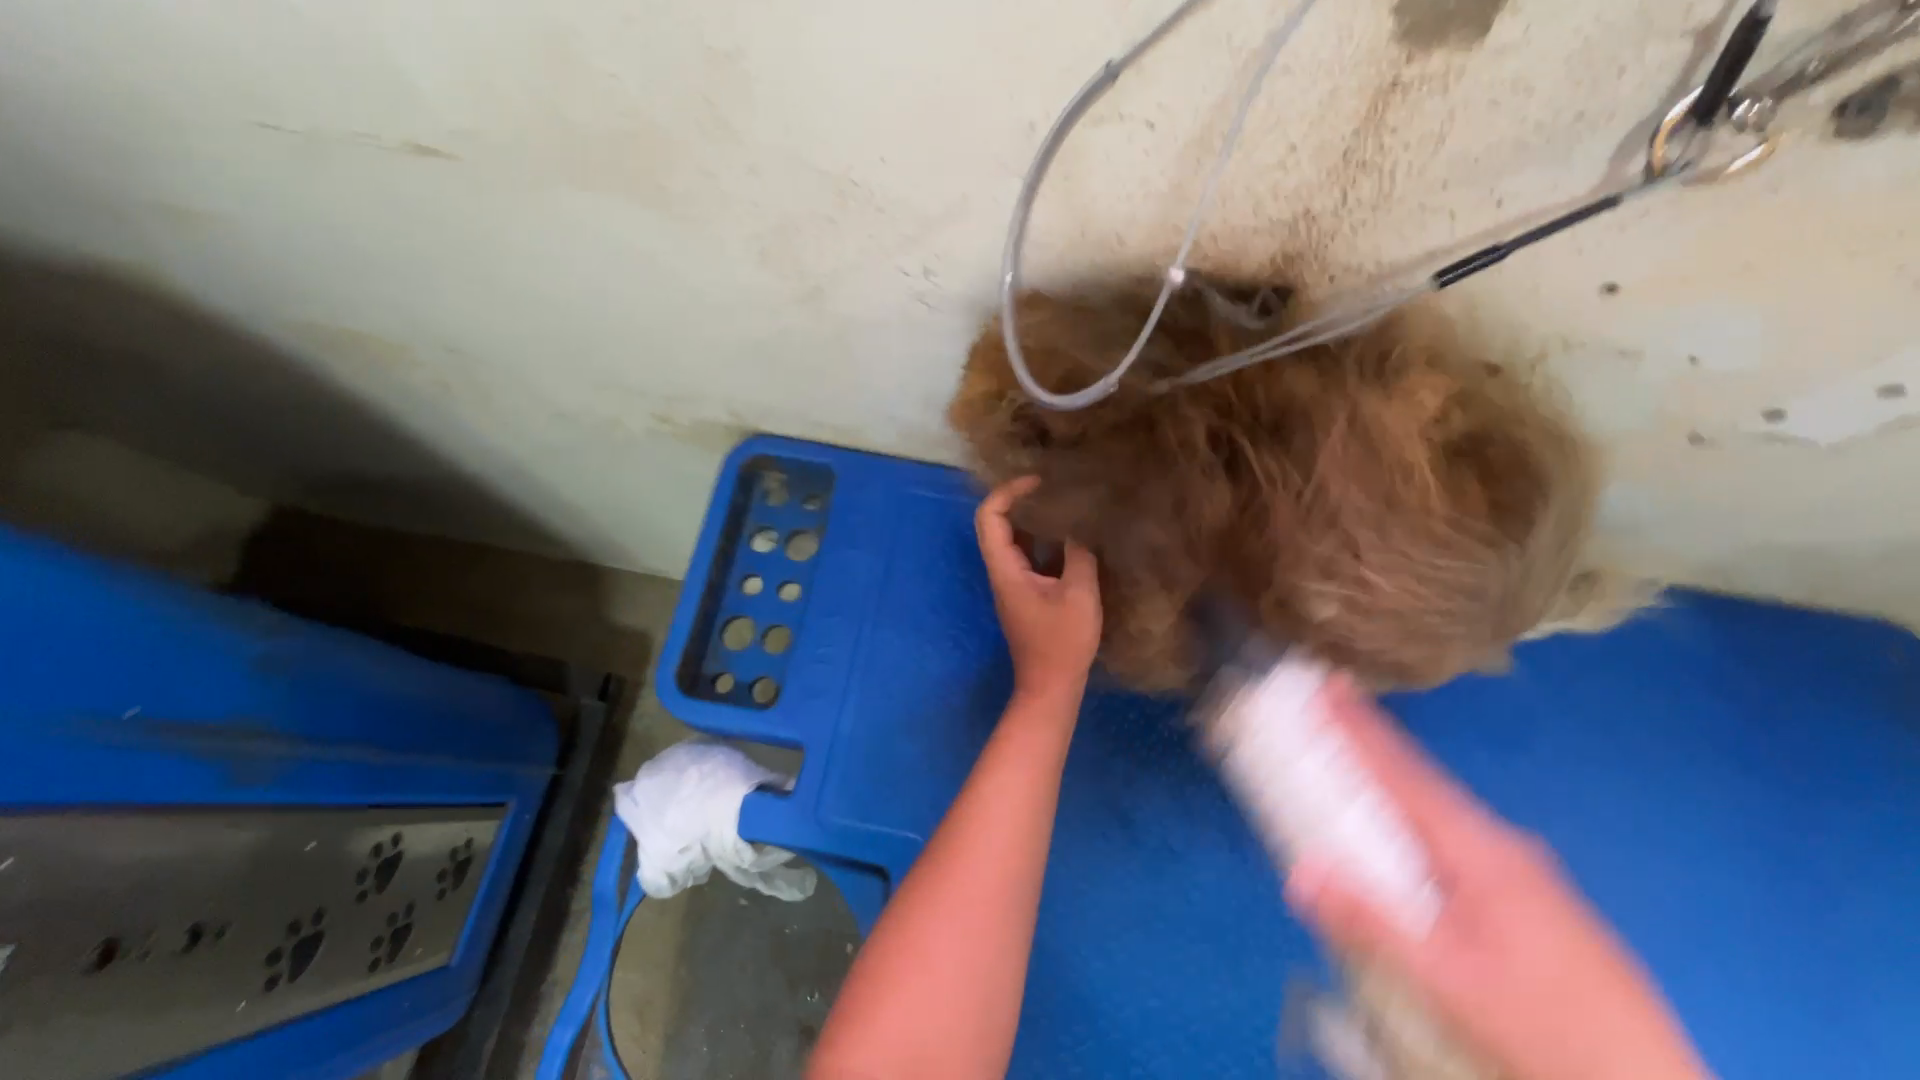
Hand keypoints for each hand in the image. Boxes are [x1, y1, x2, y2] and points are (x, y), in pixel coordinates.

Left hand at [974, 477, 1101, 703]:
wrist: (1050, 687)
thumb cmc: (1062, 642)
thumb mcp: (1079, 593)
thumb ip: (1079, 551)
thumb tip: (1082, 519)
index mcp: (1005, 568)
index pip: (990, 516)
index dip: (1009, 491)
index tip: (1041, 482)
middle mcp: (1003, 572)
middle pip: (1000, 524)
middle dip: (1026, 501)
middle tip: (1059, 489)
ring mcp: (1014, 584)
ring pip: (1018, 541)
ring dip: (1039, 522)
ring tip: (1071, 507)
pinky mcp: (1028, 594)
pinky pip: (1032, 558)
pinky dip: (1049, 542)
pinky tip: (1077, 538)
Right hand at [1285, 677, 1709, 1079]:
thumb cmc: (1546, 1027)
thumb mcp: (1449, 982)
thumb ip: (1373, 923)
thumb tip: (1300, 870)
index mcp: (1481, 853)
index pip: (1405, 775)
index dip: (1361, 728)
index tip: (1328, 683)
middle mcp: (1505, 849)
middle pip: (1423, 789)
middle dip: (1372, 753)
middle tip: (1327, 722)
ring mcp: (1527, 877)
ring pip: (1442, 822)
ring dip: (1393, 794)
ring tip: (1352, 783)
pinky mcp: (1537, 906)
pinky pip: (1457, 849)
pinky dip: (1417, 831)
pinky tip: (1407, 856)